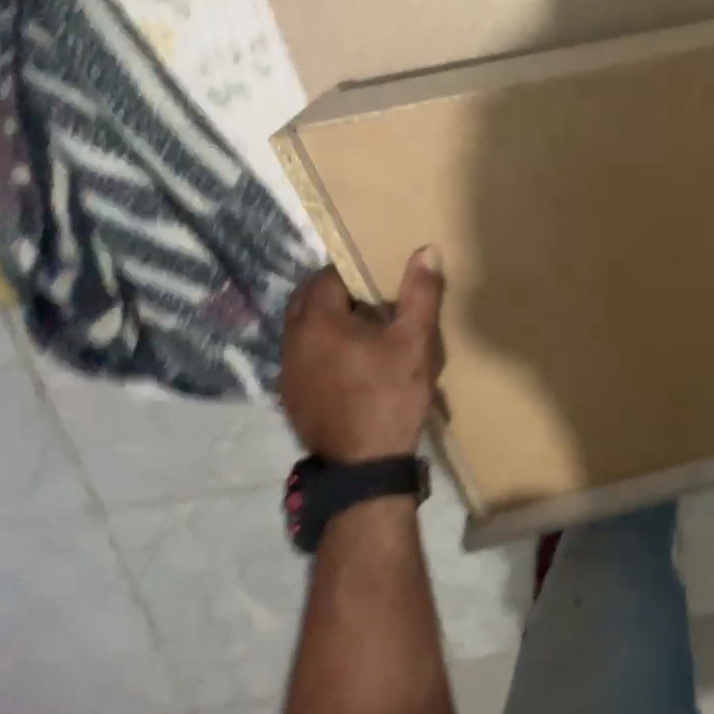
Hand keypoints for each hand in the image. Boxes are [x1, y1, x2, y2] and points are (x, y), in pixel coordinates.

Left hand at [279, 248, 445, 462]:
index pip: (328, 276)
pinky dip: (322, 347)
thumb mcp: (414, 342)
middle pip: (308, 299)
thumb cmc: (390, 395)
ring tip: (366, 330)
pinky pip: (302, 355)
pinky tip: (351, 364)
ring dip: (327, 320)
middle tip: (374, 299)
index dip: (354, 271)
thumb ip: (420, 294)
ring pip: (302, 328)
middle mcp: (292, 339)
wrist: (363, 463)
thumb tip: (426, 251)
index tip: (380, 278)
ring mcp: (287, 370)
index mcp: (318, 320)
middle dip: (337, 292)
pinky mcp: (290, 394)